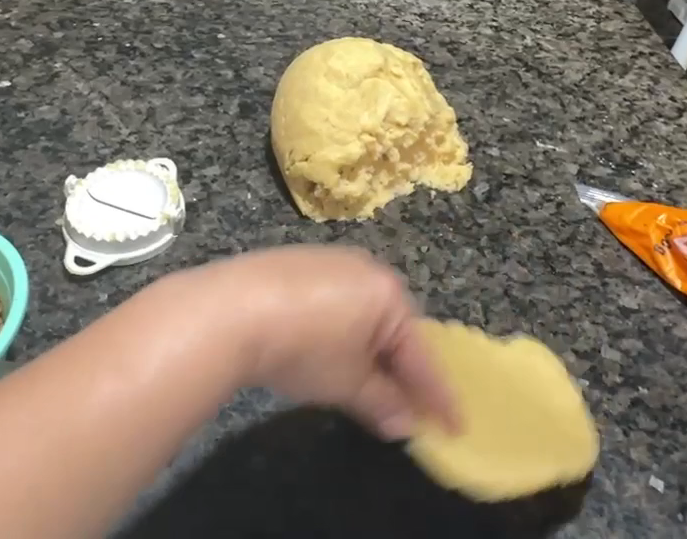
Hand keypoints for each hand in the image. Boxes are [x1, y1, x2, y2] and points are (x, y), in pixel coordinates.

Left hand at [178, 246, 458, 439]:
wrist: (231, 309)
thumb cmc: (304, 346)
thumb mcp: (347, 383)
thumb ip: (382, 403)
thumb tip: (406, 424)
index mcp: (387, 293)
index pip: (421, 353)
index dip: (438, 394)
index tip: (455, 425)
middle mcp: (365, 268)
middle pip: (393, 327)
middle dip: (400, 369)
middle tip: (407, 407)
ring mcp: (329, 261)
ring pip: (362, 313)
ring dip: (367, 350)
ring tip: (365, 385)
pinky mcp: (297, 264)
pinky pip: (333, 302)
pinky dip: (339, 331)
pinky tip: (326, 351)